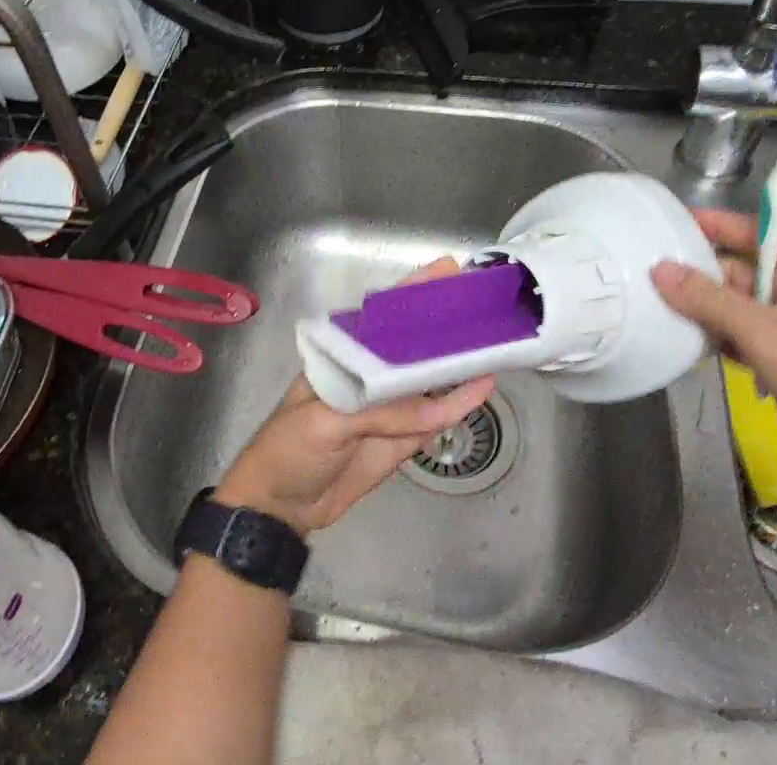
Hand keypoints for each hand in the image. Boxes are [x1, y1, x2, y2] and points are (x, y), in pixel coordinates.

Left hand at [215, 259, 495, 535]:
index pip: (381, 318)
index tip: (447, 271)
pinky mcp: (401, 439)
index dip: (413, 293)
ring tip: (495, 338)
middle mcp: (369, 375)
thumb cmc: (288, 450)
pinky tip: (482, 386)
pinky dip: (458, 404)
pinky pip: (434, 418)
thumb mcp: (323, 422)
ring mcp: (388, 408)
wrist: (281, 506)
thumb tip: (431, 411)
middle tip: (485, 303)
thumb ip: (378, 411)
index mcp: (342, 358)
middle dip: (445, 323)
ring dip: (459, 361)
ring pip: (430, 379)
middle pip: (413, 344)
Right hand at [649, 210, 776, 470]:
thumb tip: (658, 269)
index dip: (724, 224)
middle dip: (701, 270)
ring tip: (651, 301)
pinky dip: (710, 338)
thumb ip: (710, 300)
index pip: (764, 234)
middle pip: (742, 272)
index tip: (678, 221)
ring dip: (700, 307)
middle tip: (648, 267)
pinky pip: (735, 339)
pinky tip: (678, 340)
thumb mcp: (764, 332)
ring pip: (734, 308)